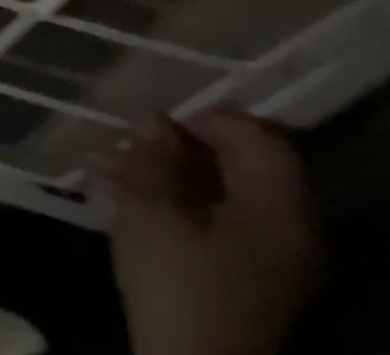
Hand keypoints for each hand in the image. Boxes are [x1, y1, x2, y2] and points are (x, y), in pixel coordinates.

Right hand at [92, 109, 320, 354]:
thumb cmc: (177, 279)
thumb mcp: (152, 211)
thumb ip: (153, 160)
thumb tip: (152, 118)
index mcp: (280, 211)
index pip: (263, 145)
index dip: (214, 119)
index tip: (160, 111)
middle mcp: (286, 228)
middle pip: (241, 168)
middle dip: (178, 145)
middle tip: (127, 134)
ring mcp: (266, 254)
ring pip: (218, 192)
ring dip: (163, 171)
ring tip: (104, 162)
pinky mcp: (240, 272)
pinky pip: (211, 218)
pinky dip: (170, 198)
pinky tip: (120, 192)